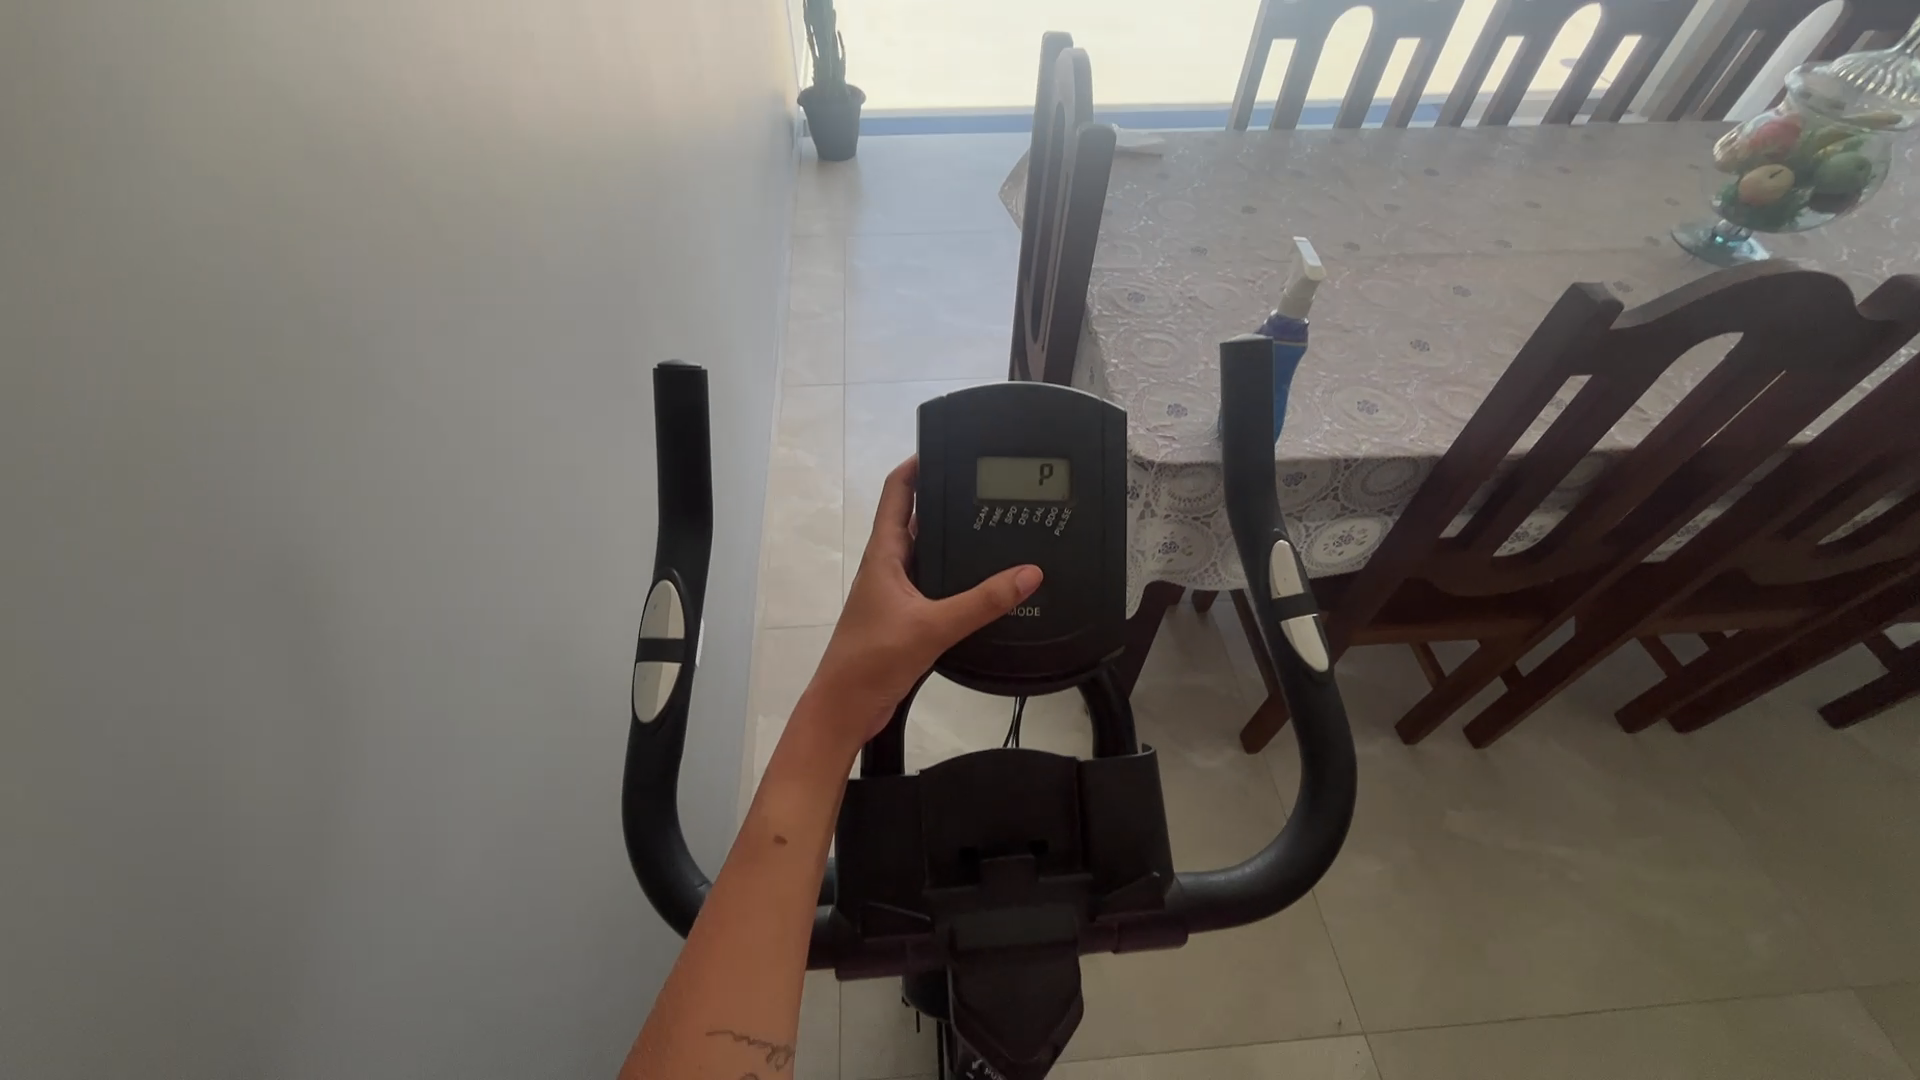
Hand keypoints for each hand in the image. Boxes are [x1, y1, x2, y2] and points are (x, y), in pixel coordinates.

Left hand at [802, 457, 1041, 752]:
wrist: (846, 709)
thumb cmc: (872, 659)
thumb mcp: (932, 626)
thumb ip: (982, 602)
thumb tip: (1028, 574)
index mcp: (884, 554)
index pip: (897, 493)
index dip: (916, 465)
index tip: (945, 445)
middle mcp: (888, 567)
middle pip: (915, 520)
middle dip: (945, 501)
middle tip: (985, 488)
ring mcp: (896, 594)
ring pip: (927, 556)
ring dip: (951, 542)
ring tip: (991, 527)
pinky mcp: (906, 619)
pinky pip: (935, 587)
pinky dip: (955, 579)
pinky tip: (983, 585)